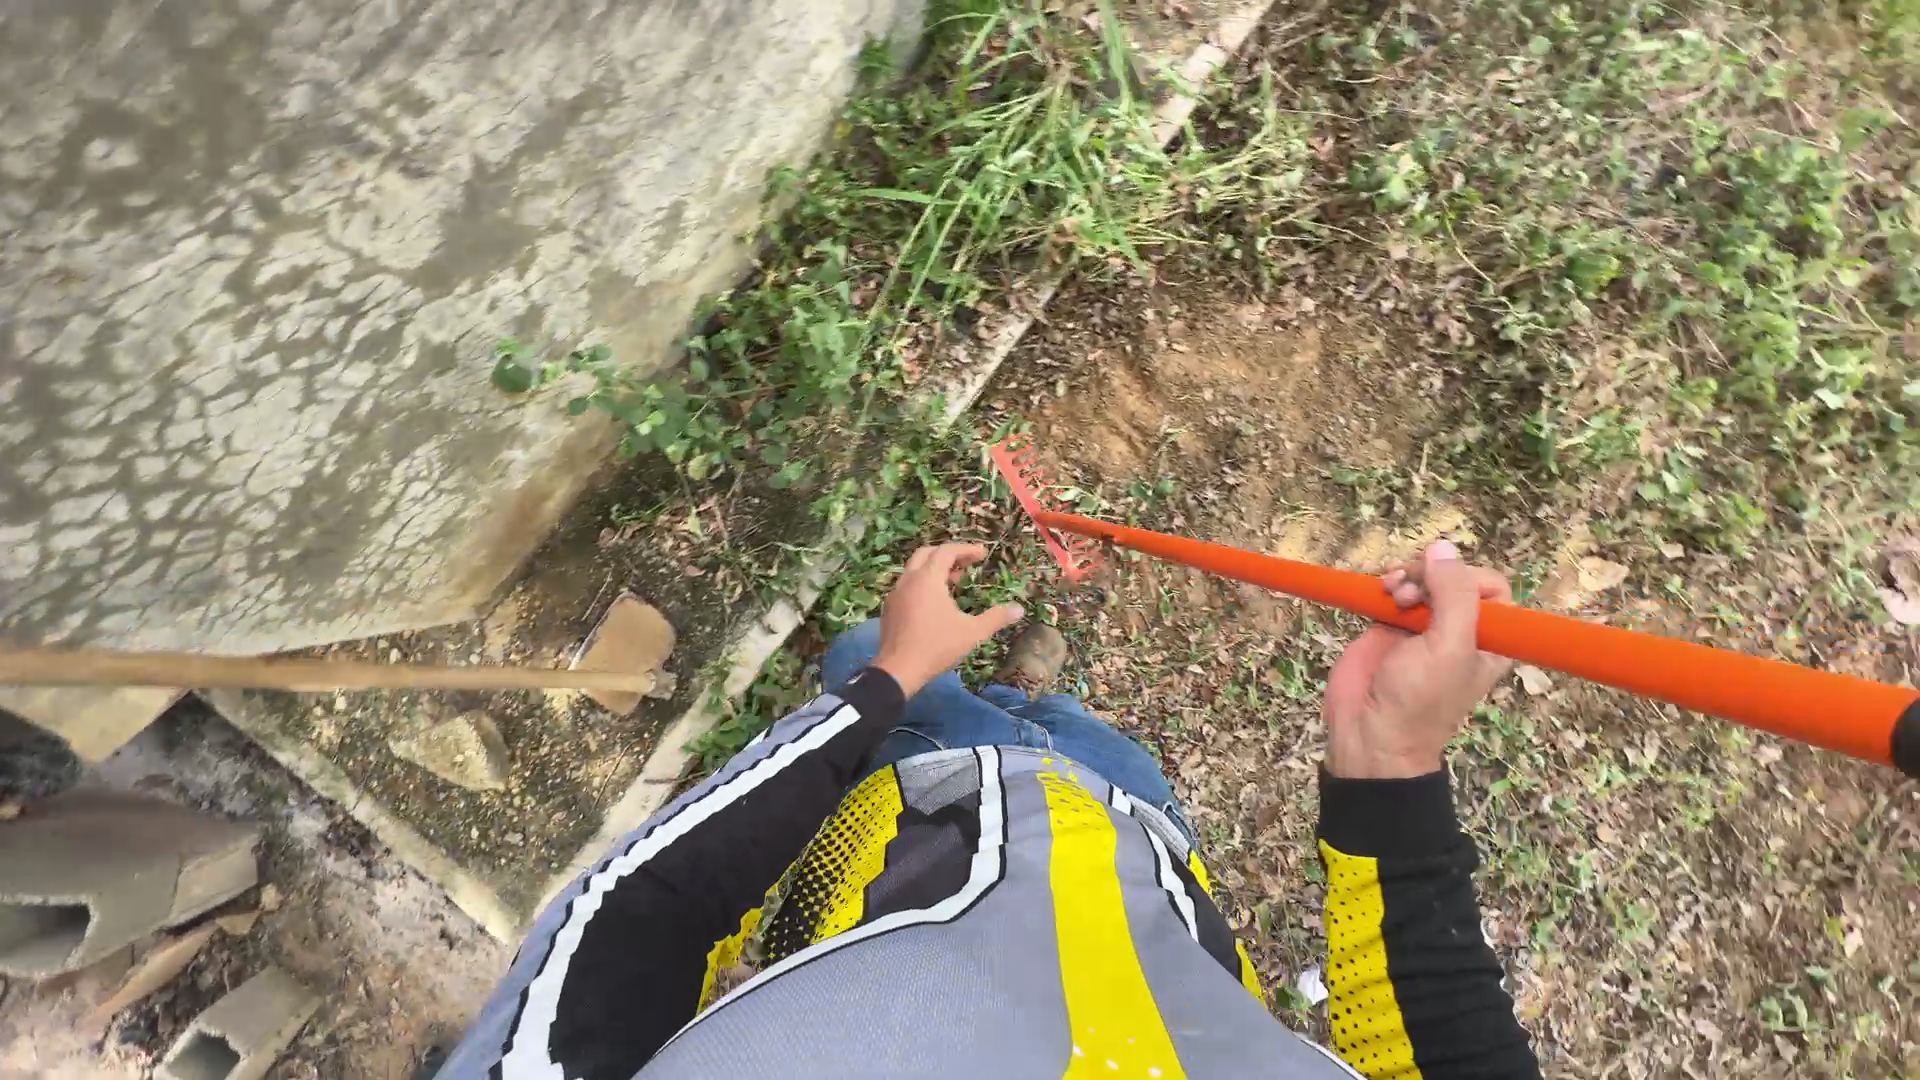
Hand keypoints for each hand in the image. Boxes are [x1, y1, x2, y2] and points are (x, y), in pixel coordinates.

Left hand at [871, 543, 1024, 697]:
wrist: (898, 670)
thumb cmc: (936, 646)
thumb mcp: (972, 632)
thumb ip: (995, 618)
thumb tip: (1019, 609)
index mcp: (927, 579)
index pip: (946, 551)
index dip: (966, 549)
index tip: (982, 554)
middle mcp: (908, 580)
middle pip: (927, 554)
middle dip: (948, 555)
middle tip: (967, 564)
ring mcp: (895, 594)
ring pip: (914, 570)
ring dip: (934, 570)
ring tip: (955, 582)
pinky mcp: (889, 608)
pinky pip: (907, 586)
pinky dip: (922, 584)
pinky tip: (934, 603)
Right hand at [1322, 540, 1512, 778]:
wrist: (1369, 731)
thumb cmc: (1419, 697)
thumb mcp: (1449, 647)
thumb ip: (1453, 595)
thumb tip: (1442, 547)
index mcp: (1489, 638)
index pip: (1492, 588)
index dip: (1466, 577)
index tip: (1441, 585)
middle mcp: (1458, 628)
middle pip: (1452, 577)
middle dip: (1430, 574)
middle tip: (1409, 589)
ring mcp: (1421, 626)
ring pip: (1421, 580)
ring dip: (1406, 576)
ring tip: (1391, 591)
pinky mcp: (1387, 626)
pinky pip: (1392, 591)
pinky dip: (1385, 584)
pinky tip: (1379, 590)